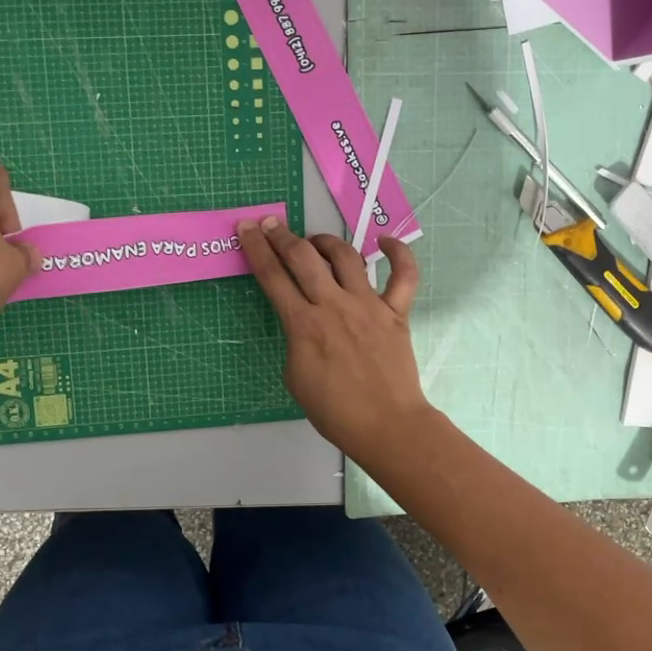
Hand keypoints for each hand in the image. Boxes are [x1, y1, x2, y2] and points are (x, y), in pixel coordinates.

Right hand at [238, 218, 437, 459]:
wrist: (386, 426)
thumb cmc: (334, 411)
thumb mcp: (295, 376)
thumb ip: (296, 340)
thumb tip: (304, 321)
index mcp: (304, 325)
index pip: (273, 277)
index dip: (257, 249)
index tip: (248, 228)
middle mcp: (334, 306)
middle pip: (303, 257)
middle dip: (282, 236)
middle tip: (272, 224)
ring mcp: (369, 306)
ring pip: (346, 256)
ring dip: (326, 241)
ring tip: (315, 241)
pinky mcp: (396, 313)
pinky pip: (403, 275)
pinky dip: (397, 253)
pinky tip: (384, 242)